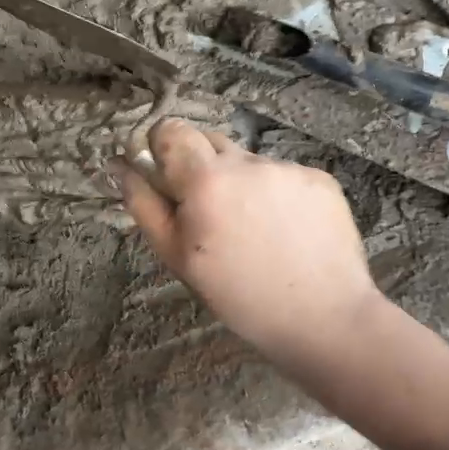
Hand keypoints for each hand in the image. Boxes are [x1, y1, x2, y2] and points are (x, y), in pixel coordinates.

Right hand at [117, 118, 381, 361]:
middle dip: (199, 167)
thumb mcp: (174, 255)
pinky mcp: (320, 179)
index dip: (163, 149)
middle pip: (206, 140)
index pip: (170, 129)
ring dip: (238, 182)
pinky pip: (280, 173)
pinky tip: (284, 229)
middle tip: (209, 211)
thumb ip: (142, 203)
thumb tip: (121, 165)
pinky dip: (274, 193)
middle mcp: (246, 162)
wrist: (327, 320)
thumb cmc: (238, 294)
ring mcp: (287, 168)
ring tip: (253, 228)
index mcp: (204, 179)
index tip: (169, 180)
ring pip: (244, 160)